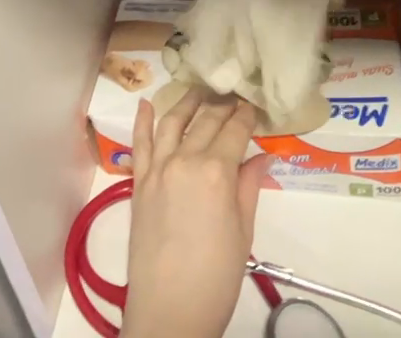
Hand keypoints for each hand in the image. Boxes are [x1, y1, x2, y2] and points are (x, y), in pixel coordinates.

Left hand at [121, 93, 271, 337]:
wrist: (169, 309)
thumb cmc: (216, 276)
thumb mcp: (243, 232)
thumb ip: (248, 188)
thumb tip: (261, 158)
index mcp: (216, 171)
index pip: (234, 132)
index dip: (246, 117)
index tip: (254, 105)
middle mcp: (184, 160)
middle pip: (205, 122)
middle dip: (221, 106)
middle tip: (232, 95)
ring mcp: (157, 169)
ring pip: (172, 123)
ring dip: (186, 103)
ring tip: (199, 90)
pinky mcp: (138, 182)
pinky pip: (140, 143)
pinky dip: (143, 121)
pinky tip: (147, 104)